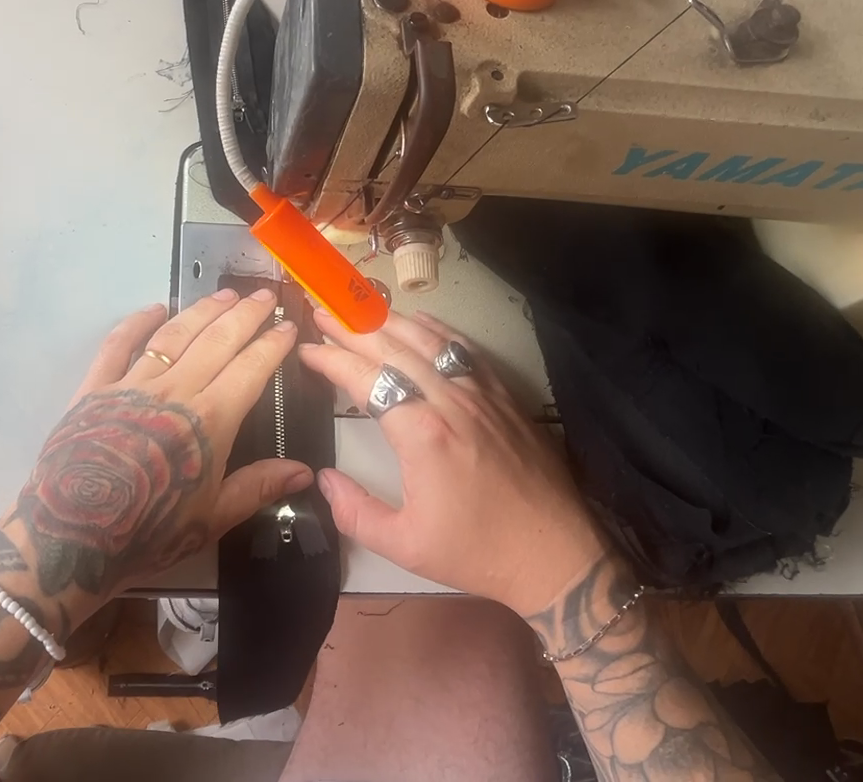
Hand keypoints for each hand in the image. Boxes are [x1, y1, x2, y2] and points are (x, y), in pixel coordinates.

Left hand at [0, 290, 312, 625]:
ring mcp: (132, 384)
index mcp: (210, 420)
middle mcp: (175, 390)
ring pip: (175, 335)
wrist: (70, 537)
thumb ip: (258, 487)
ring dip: (202, 311)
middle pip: (217, 340)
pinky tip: (154, 309)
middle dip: (245, 314)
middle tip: (263, 295)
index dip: (272, 345)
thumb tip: (304, 471)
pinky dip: (137, 322)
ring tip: (224, 295)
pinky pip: (118, 345)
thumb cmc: (148, 531)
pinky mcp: (95, 387)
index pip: (250, 368)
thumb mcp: (212, 518)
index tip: (287, 325)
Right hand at [300, 309, 608, 614]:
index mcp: (421, 433)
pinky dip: (436, 330)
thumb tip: (323, 479)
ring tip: (360, 310)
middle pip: (392, 348)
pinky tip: (419, 322)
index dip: (331, 359)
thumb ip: (354, 511)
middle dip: (352, 328)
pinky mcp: (503, 395)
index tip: (307, 350)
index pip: (364, 378)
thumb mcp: (404, 544)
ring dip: (390, 320)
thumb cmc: (479, 550)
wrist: (556, 552)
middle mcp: (450, 401)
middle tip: (323, 313)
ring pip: (428, 340)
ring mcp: (480, 393)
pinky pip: (464, 349)